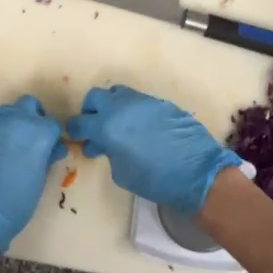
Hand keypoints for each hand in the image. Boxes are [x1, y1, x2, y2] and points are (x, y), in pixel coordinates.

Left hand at [0, 96, 66, 251]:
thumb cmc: (16, 202)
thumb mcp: (39, 180)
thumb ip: (46, 157)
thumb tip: (51, 148)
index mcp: (36, 133)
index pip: (51, 123)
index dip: (51, 135)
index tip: (50, 147)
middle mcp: (13, 122)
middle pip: (27, 104)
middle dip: (32, 116)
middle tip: (32, 138)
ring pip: (5, 114)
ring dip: (12, 124)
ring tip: (11, 146)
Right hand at [66, 85, 239, 214]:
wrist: (197, 173)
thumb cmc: (154, 179)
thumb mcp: (121, 171)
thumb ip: (108, 151)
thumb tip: (105, 143)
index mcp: (107, 126)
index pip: (81, 122)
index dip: (75, 129)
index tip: (76, 135)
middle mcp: (122, 107)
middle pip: (96, 97)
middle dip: (91, 110)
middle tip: (95, 126)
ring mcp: (143, 101)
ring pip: (118, 93)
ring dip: (113, 106)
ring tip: (119, 125)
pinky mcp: (161, 103)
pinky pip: (139, 101)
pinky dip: (133, 111)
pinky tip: (141, 128)